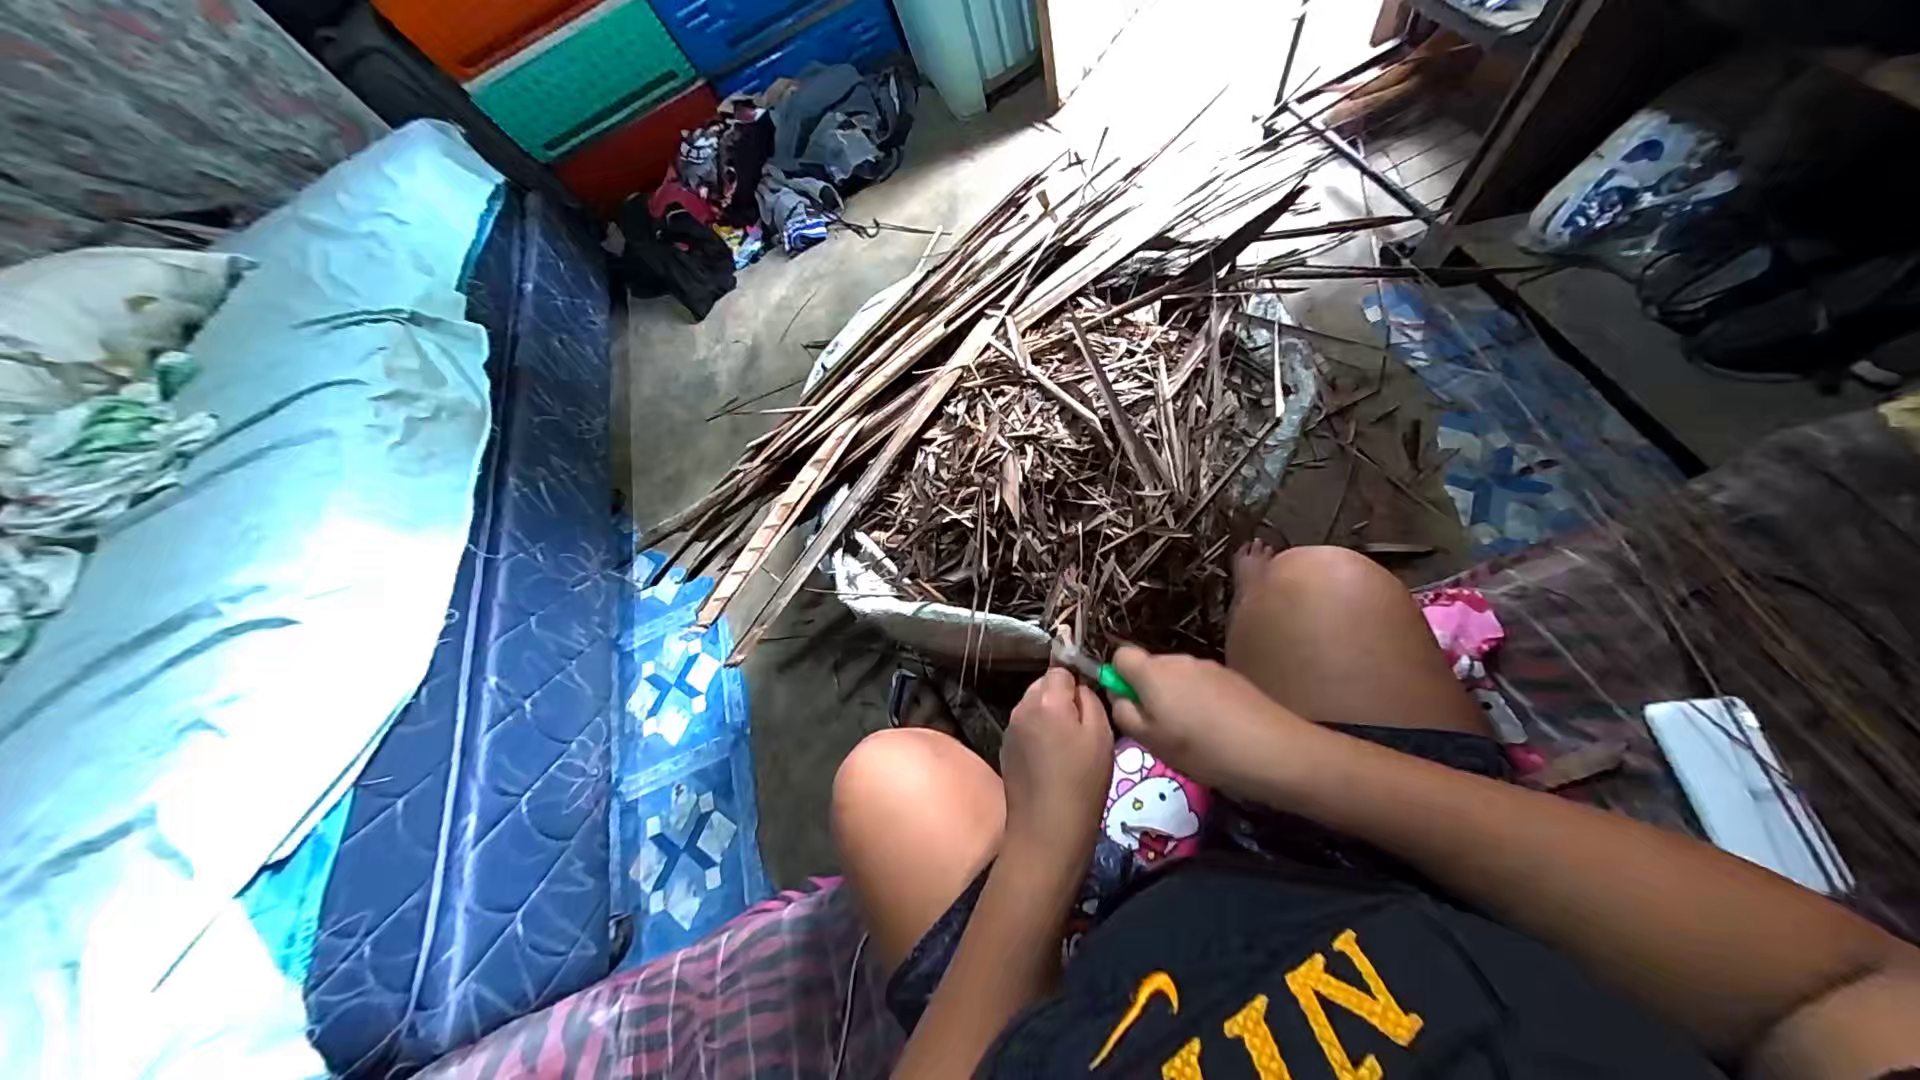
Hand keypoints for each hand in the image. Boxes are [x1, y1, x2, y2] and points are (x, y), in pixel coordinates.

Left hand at [999, 669, 1113, 870]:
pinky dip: (1037, 734)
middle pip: (1043, 686)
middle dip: (1060, 698)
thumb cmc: (1082, 781)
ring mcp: (1010, 728)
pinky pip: (1025, 727)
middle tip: (1080, 727)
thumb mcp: (1101, 735)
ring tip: (1066, 746)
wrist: (1047, 829)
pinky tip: (1050, 760)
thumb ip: (1090, 700)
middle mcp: (1022, 706)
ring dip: (1048, 716)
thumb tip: (1079, 688)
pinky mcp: (1005, 748)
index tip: (1089, 706)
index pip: (1061, 670)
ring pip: (1033, 706)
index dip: (1077, 684)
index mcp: (1046, 699)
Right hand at [1109, 646, 1311, 797]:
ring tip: (1192, 734)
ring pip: (1176, 677)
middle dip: (1149, 691)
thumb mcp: (1150, 741)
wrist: (1274, 751)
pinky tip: (1216, 730)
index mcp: (1152, 672)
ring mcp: (1207, 666)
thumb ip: (1124, 713)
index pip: (1120, 655)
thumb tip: (1119, 695)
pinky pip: (1201, 684)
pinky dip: (1200, 701)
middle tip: (1162, 729)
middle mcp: (1178, 659)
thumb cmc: (1203, 750)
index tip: (1132, 707)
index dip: (1119, 678)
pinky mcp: (1231, 677)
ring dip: (1176, 698)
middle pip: (1150, 667)